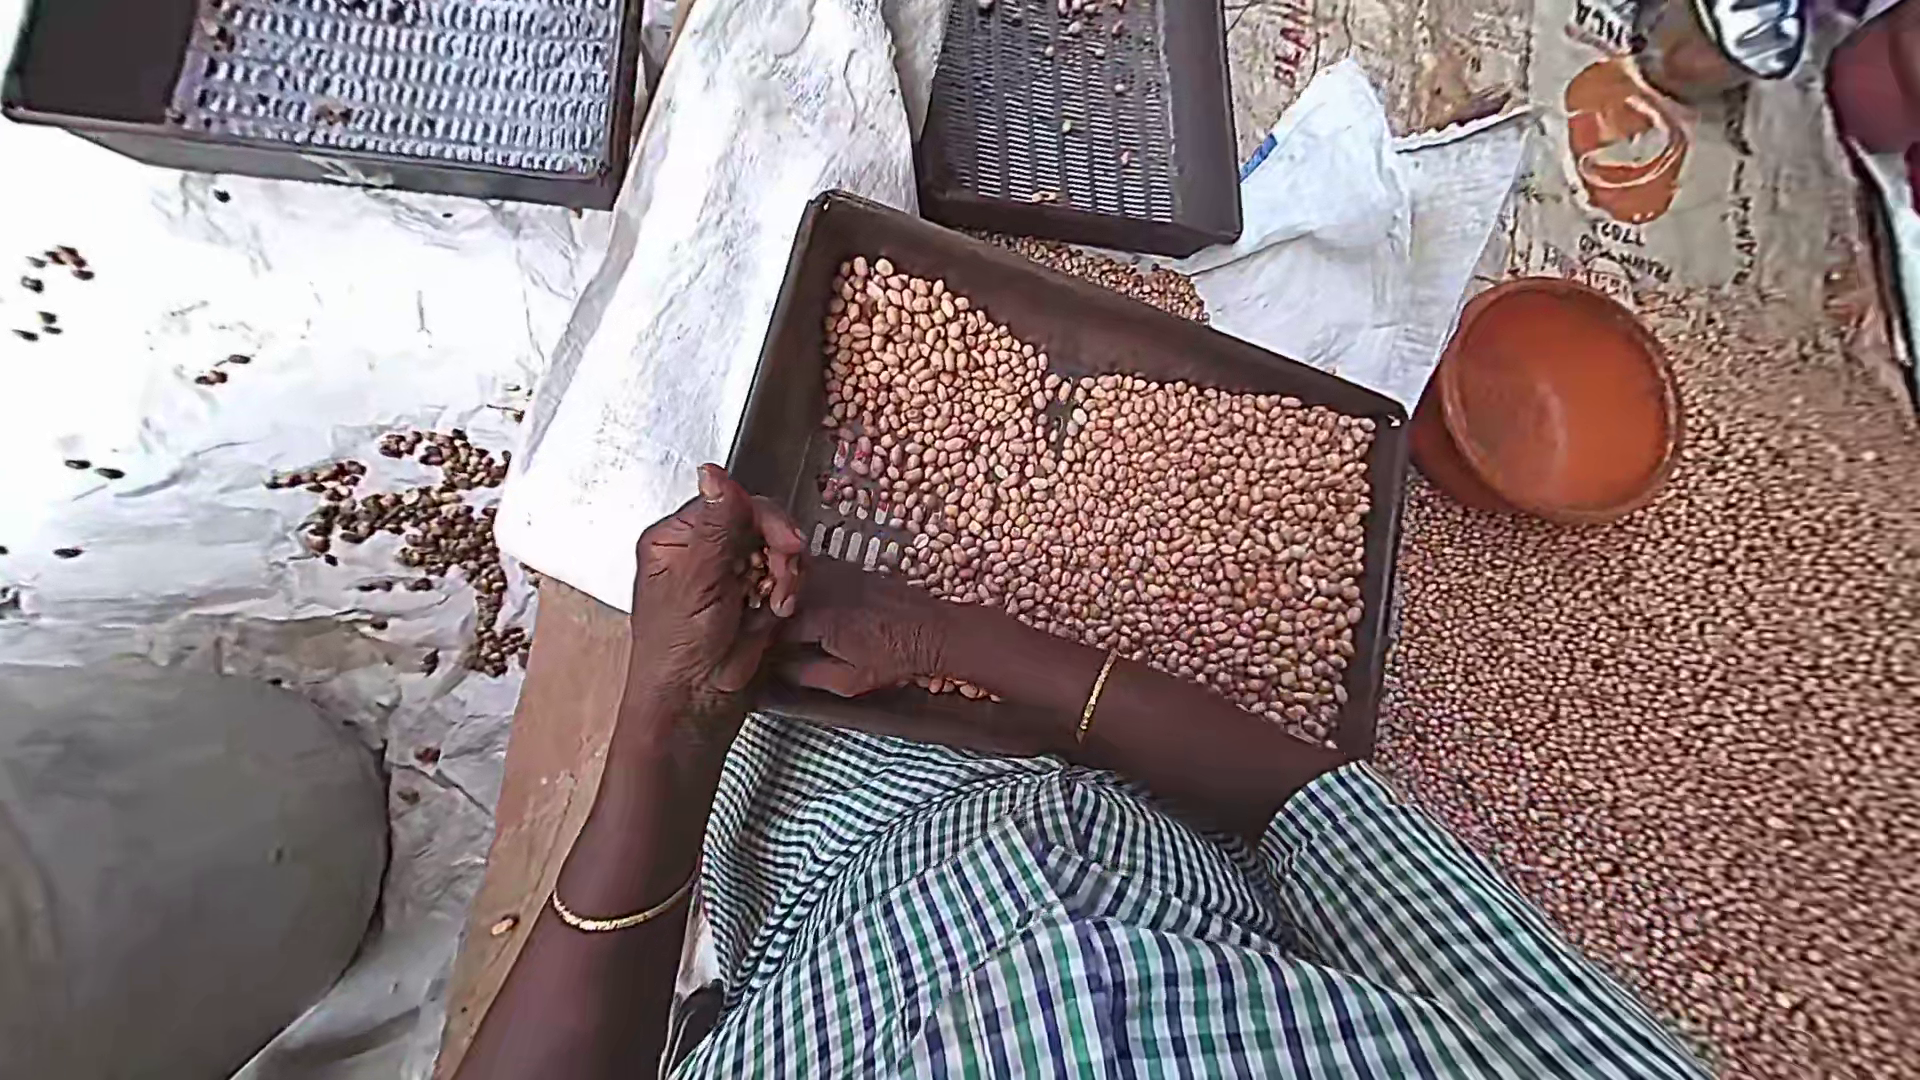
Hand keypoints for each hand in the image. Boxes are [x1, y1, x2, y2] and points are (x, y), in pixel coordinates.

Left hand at [624, 464, 805, 739]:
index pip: (731, 503)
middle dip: (780, 552)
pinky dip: (789, 590)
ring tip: (777, 604)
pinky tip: (777, 610)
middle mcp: (706, 547)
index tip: (789, 544)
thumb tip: (713, 472)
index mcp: (678, 538)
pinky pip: (786, 573)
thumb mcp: (697, 582)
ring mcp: (733, 569)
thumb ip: (716, 526)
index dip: (766, 520)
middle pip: (761, 523)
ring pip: (779, 548)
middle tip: (785, 579)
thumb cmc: (679, 647)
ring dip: (787, 574)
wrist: (699, 701)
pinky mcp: (756, 590)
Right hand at [776, 558, 951, 695]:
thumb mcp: (849, 681)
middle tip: (770, 633)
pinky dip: (808, 587)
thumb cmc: (895, 659)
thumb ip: (808, 675)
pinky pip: (818, 574)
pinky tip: (812, 605)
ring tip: (787, 618)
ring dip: (788, 596)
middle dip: (771, 613)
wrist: (934, 630)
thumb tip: (778, 669)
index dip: (762, 639)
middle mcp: (827, 589)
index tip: (759, 650)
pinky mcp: (853, 568)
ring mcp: (841, 573)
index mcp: (821, 619)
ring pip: (797, 581)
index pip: (774, 626)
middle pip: (781, 596)